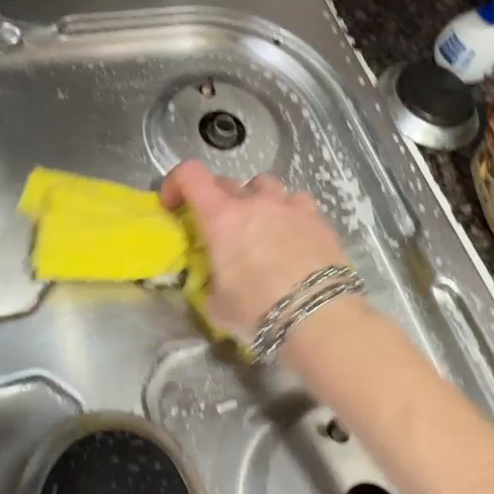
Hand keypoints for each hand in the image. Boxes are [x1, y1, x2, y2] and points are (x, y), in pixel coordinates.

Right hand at [161, 160, 350, 338]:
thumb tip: (215, 284)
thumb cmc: (259, 311)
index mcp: (221, 217)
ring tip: (259, 226)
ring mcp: (288, 205)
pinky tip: (292, 233)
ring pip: (264, 185)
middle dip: (216, 201)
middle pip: (226, 182)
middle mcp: (253, 202)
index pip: (190, 174)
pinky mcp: (317, 218)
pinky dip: (288, 211)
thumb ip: (211, 284)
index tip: (174, 205)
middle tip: (219, 229)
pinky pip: (296, 201)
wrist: (319, 319)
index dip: (176, 182)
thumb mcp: (218, 305)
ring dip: (255, 199)